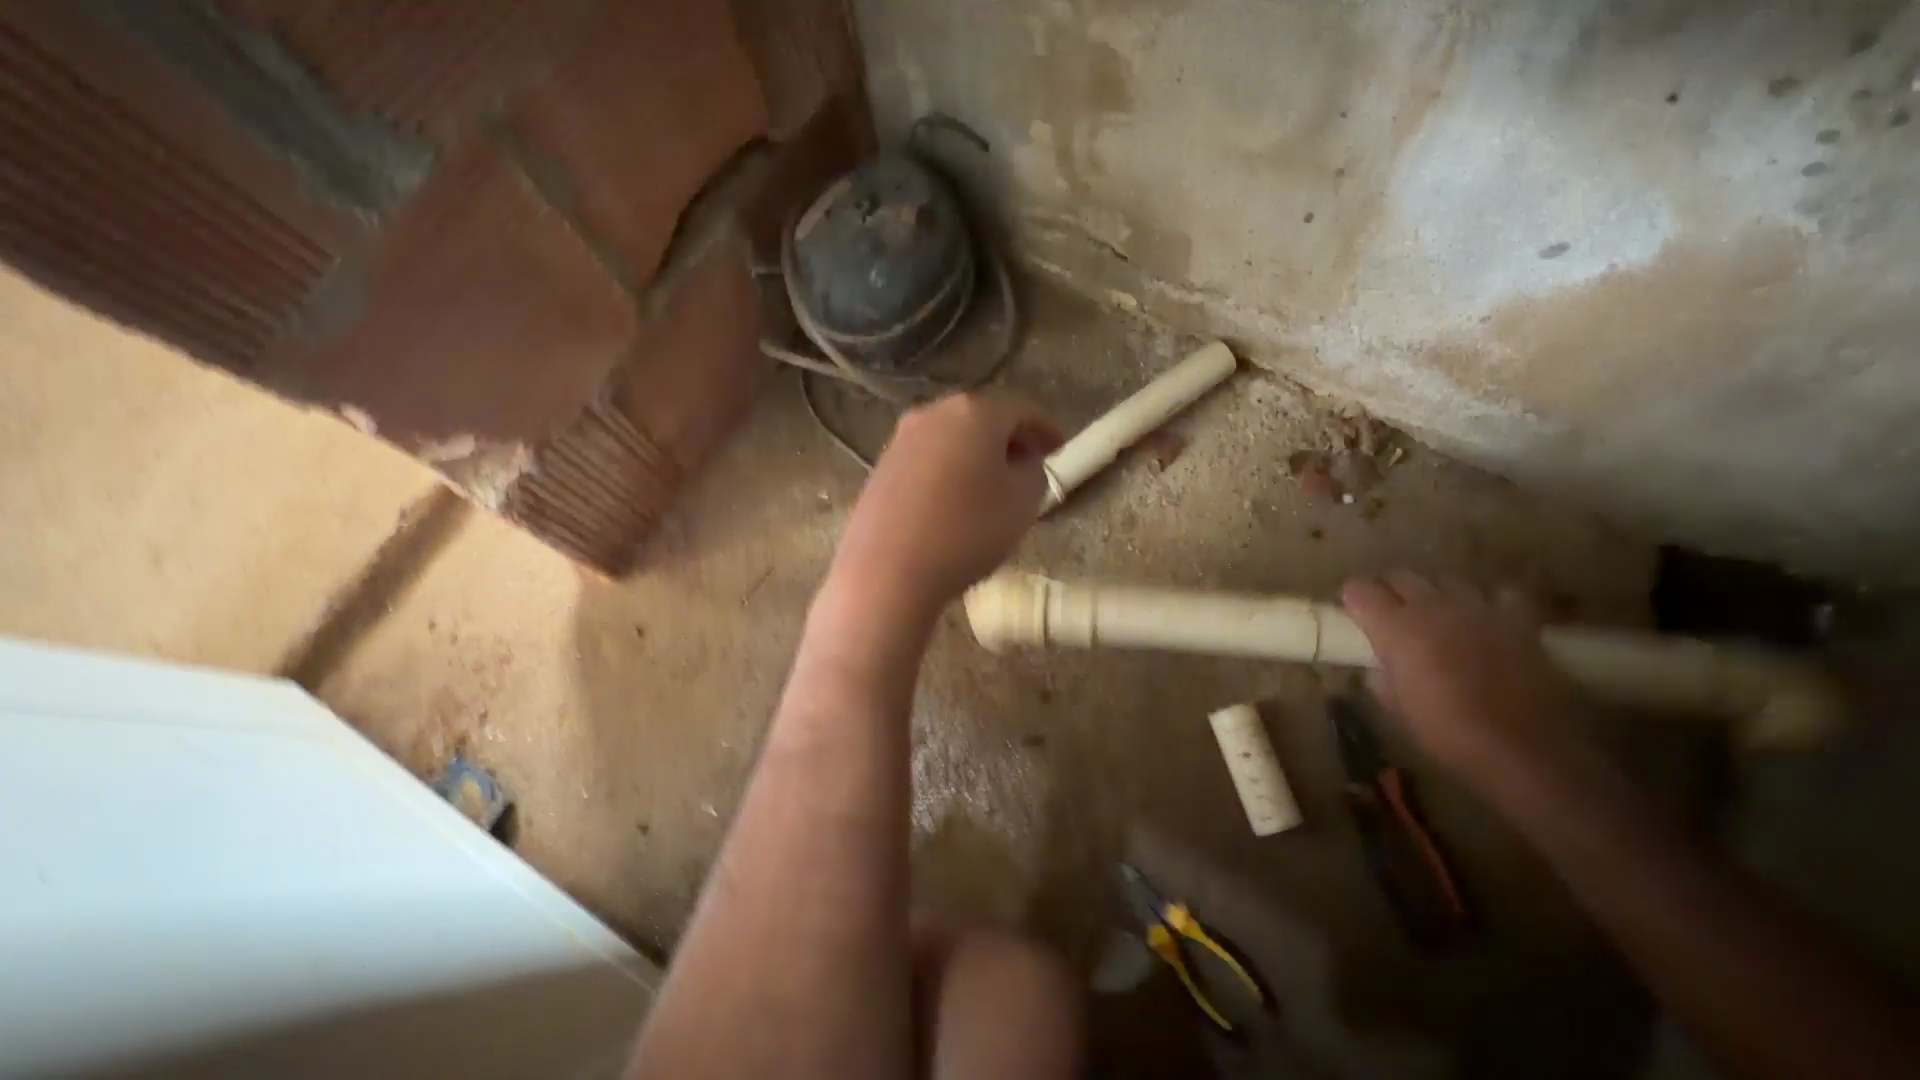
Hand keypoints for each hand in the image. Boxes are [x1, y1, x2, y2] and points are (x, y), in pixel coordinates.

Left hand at [830, 391, 1061, 612]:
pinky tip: (954, 503)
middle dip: (1008, 439)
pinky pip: (927, 461)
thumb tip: (1022, 463)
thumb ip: (1034, 472)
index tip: (1060, 449)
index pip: (1022, 407)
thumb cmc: (966, 531)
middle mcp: (933, 413)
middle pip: (982, 417)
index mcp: (974, 411)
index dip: (1046, 427)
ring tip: (991, 488)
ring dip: (975, 455)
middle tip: (1028, 466)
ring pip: (951, 438)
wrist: (886, 571)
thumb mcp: (1023, 503)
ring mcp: (901, 440)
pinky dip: (948, 472)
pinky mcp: (881, 468)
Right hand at [1341, 573, 1589, 791]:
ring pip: (1446, 579)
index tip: (1354, 614)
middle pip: (1401, 576)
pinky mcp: (1516, 616)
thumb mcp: (1399, 711)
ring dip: (1435, 593)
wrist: (1523, 745)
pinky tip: (1487, 618)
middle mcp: (1432, 606)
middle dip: (1390, 590)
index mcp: (1396, 629)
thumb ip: (1381, 680)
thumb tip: (1376, 669)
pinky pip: (1497, 592)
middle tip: (1391, 613)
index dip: (1353, 599)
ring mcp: (1477, 606)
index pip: (1360, 589)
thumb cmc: (1449, 733)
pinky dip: (1488, 601)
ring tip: (1437, 614)